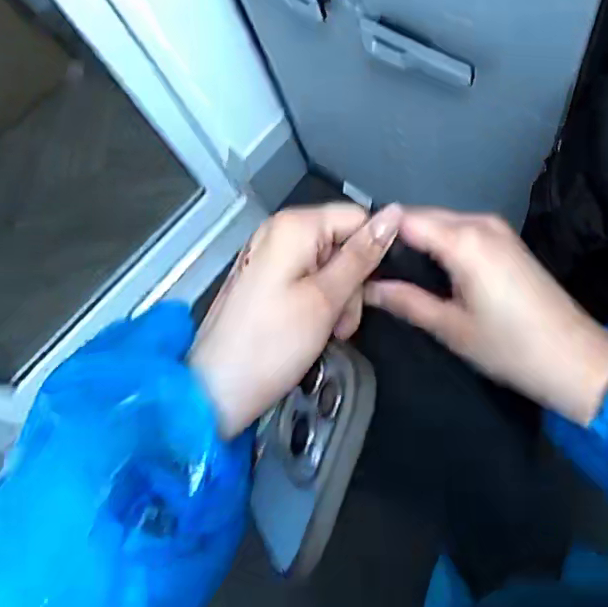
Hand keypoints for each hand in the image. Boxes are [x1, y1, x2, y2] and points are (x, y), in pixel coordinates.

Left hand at [188, 203, 402, 436]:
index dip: (371, 252)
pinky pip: (307, 276)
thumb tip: (394, 214)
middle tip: (342, 319)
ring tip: (328, 330)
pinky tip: (313, 328)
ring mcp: (269, 254)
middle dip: (352, 280)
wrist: (213, 392)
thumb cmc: (269, 346)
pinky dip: (318, 300)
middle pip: (342, 240)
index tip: (371, 289)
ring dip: (338, 296)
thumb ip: (362, 255)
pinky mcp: (266, 277)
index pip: (358, 217)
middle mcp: (279, 230)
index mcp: (294, 226)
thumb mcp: (326, 299)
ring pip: (328, 262)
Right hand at [363, 207, 607, 425]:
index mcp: (465, 239)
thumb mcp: (452, 328)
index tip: (352, 255)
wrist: (576, 358)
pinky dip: (440, 242)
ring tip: (391, 269)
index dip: (376, 233)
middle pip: (423, 216)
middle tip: (367, 267)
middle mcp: (480, 222)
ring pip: (442, 222)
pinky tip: (427, 268)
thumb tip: (367, 287)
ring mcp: (497, 228)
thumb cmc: (511, 347)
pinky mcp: (506, 239)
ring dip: (417, 239)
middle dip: (395, 237)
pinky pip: (461, 230)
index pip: (405, 220)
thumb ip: (406, 301)